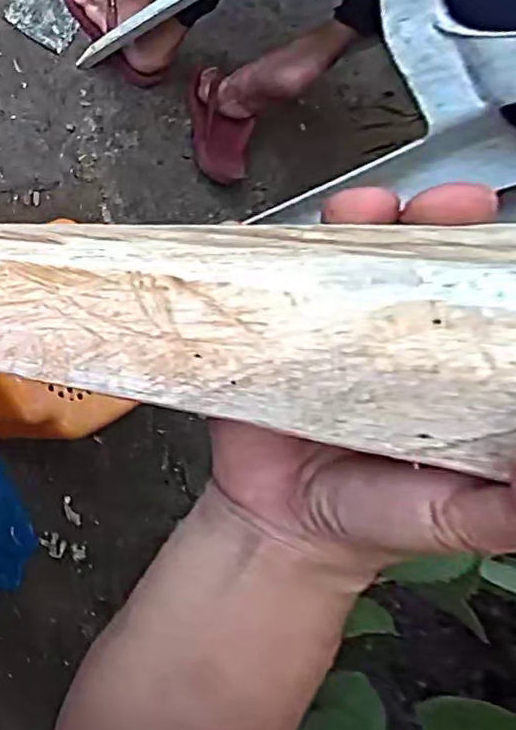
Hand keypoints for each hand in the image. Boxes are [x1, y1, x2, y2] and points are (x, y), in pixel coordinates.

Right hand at [206, 183, 513, 580]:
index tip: (495, 231)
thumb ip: (508, 496)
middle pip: (400, 269)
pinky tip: (249, 243)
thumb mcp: (473, 512)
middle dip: (420, 226)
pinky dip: (240, 269)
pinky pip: (241, 306)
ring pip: (324, 273)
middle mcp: (379, 343)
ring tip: (354, 208)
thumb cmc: (380, 516)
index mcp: (448, 371)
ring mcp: (308, 341)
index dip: (486, 259)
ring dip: (337, 234)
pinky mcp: (247, 350)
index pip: (475, 301)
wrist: (277, 522)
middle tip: (432, 206)